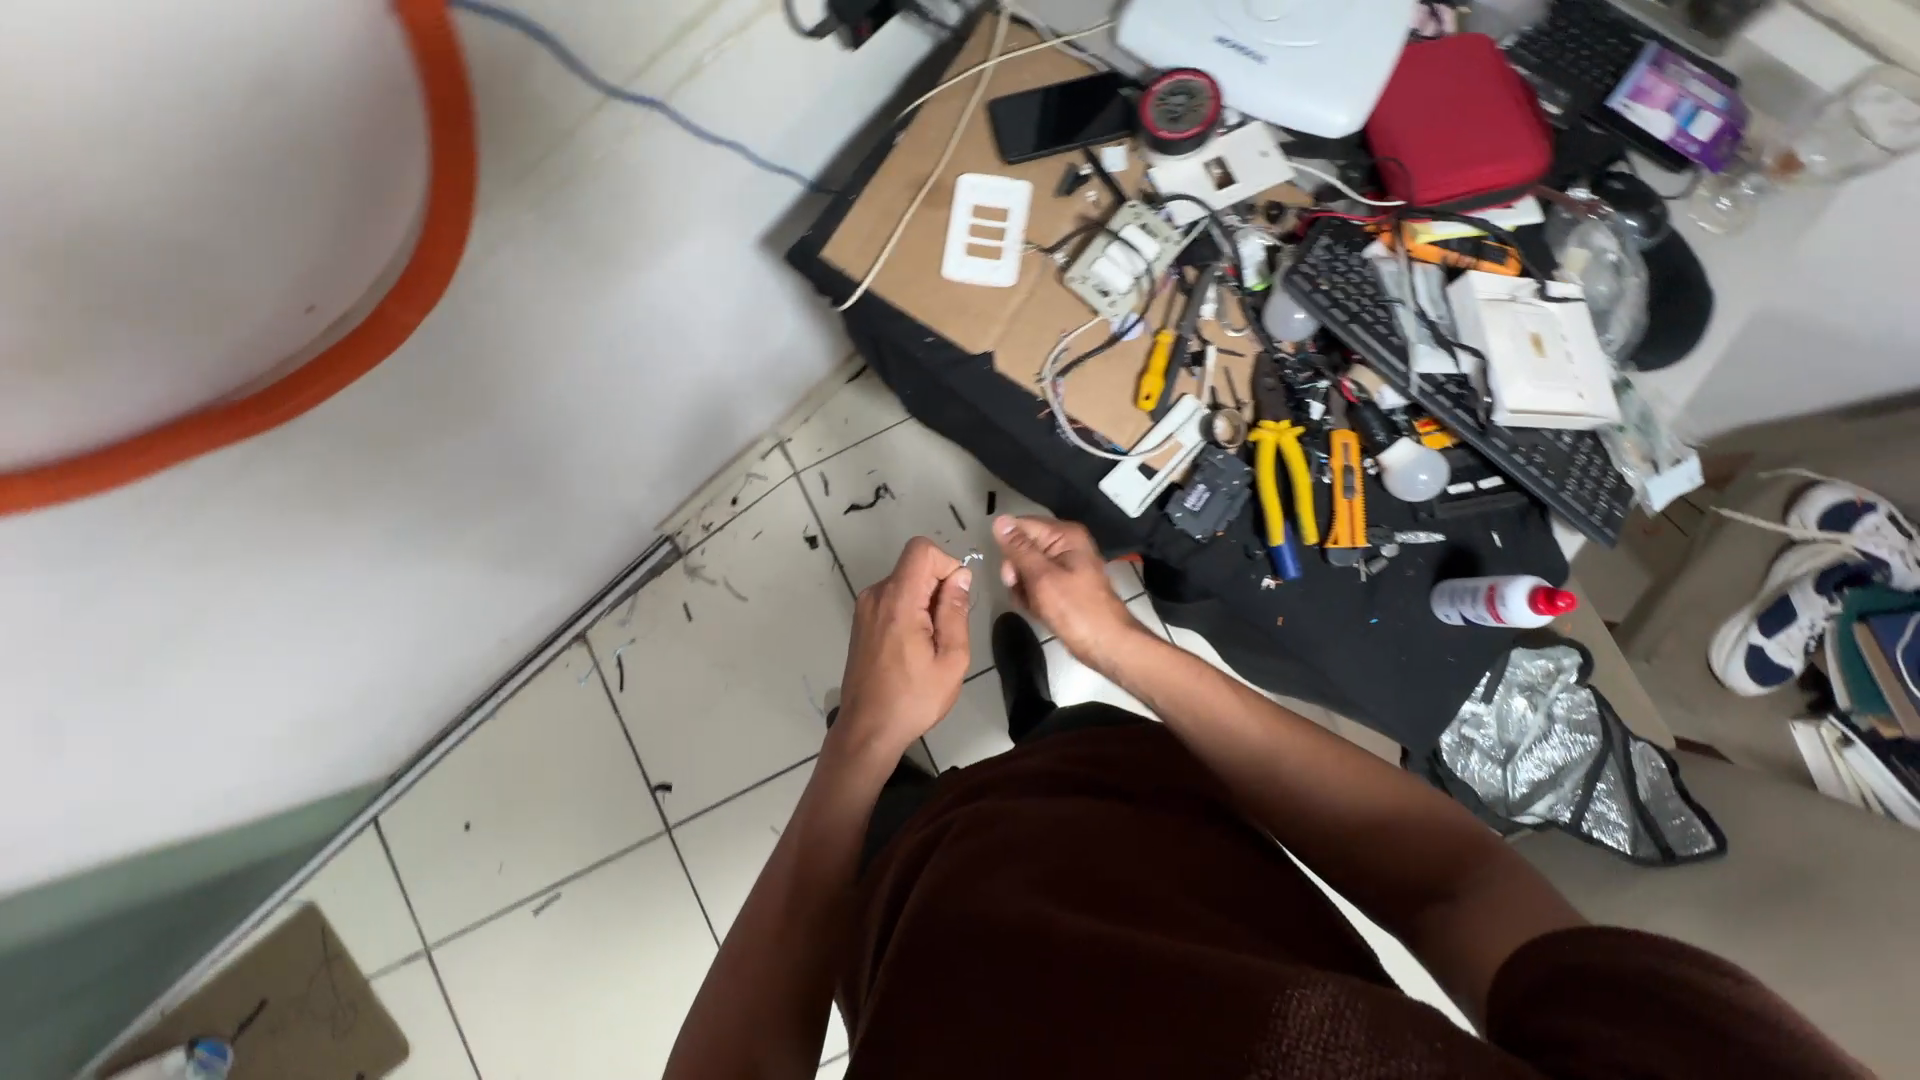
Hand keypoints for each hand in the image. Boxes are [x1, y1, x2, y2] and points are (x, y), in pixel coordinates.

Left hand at [833, 537, 972, 758]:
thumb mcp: (951, 660)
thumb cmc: (914, 699)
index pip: (922, 550)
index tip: (956, 599)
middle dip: (939, 587)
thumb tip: (960, 577)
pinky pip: (894, 598)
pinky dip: (911, 611)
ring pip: (906, 582)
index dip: (947, 564)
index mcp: (897, 601)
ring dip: (926, 602)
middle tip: (946, 631)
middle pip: (915, 565)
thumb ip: (956, 612)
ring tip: (930, 645)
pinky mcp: (862, 620)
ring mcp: (865, 607)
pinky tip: (914, 647)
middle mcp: (876, 595)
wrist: (868, 729)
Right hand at [993, 515, 1142, 665]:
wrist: (1105, 644)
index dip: (1010, 548)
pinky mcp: (1064, 585)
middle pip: (1022, 547)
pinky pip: (1037, 584)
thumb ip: (1018, 548)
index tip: (1011, 574)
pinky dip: (1033, 598)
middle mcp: (1066, 545)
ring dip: (1023, 589)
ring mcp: (1065, 566)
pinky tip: (1040, 611)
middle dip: (1017, 572)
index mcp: (1065, 535)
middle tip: (1024, 592)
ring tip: (1036, 606)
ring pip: (1026, 569)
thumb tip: (999, 520)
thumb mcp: (1042, 577)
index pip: (1021, 526)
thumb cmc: (1075, 610)